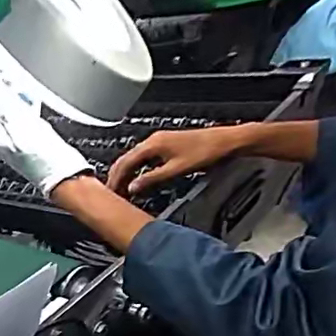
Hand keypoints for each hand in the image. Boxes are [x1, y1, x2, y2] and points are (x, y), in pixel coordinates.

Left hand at [0, 62, 90, 195]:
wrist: (64, 177)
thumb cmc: (44, 159)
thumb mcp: (21, 126)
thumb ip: (3, 105)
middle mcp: (2, 139)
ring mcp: (15, 140)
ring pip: (3, 111)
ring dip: (3, 94)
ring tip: (4, 78)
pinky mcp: (28, 139)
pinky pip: (17, 116)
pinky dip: (18, 103)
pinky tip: (25, 97)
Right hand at [106, 127, 243, 196]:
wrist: (225, 142)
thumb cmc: (206, 151)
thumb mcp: (176, 170)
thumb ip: (152, 179)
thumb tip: (133, 188)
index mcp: (153, 144)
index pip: (125, 162)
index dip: (115, 179)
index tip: (110, 192)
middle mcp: (154, 141)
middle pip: (126, 159)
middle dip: (116, 177)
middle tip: (111, 193)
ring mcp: (159, 142)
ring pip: (133, 159)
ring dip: (126, 175)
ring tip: (121, 190)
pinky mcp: (165, 147)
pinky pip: (143, 159)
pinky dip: (136, 171)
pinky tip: (137, 181)